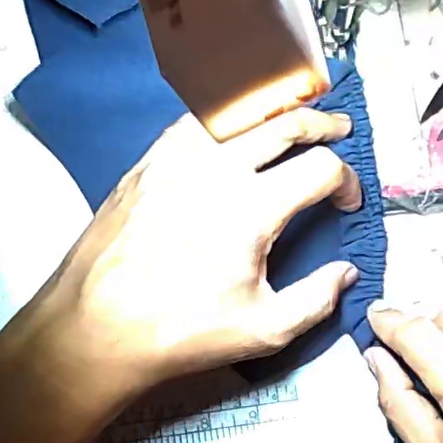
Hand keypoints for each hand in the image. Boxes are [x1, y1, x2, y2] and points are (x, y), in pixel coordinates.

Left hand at [0, 112, 361, 442]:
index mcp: (250, 208)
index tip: (346, 202)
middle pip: (283, 123)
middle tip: (339, 128)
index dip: (347, 181)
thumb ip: (318, 300)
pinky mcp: (147, 164)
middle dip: (321, 124)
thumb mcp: (265, 330)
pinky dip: (225, 117)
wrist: (95, 329)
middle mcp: (214, 171)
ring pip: (237, 112)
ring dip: (274, 110)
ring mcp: (174, 160)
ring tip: (293, 116)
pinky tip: (233, 130)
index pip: (320, 169)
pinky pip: (194, 122)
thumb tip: (345, 274)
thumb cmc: (179, 332)